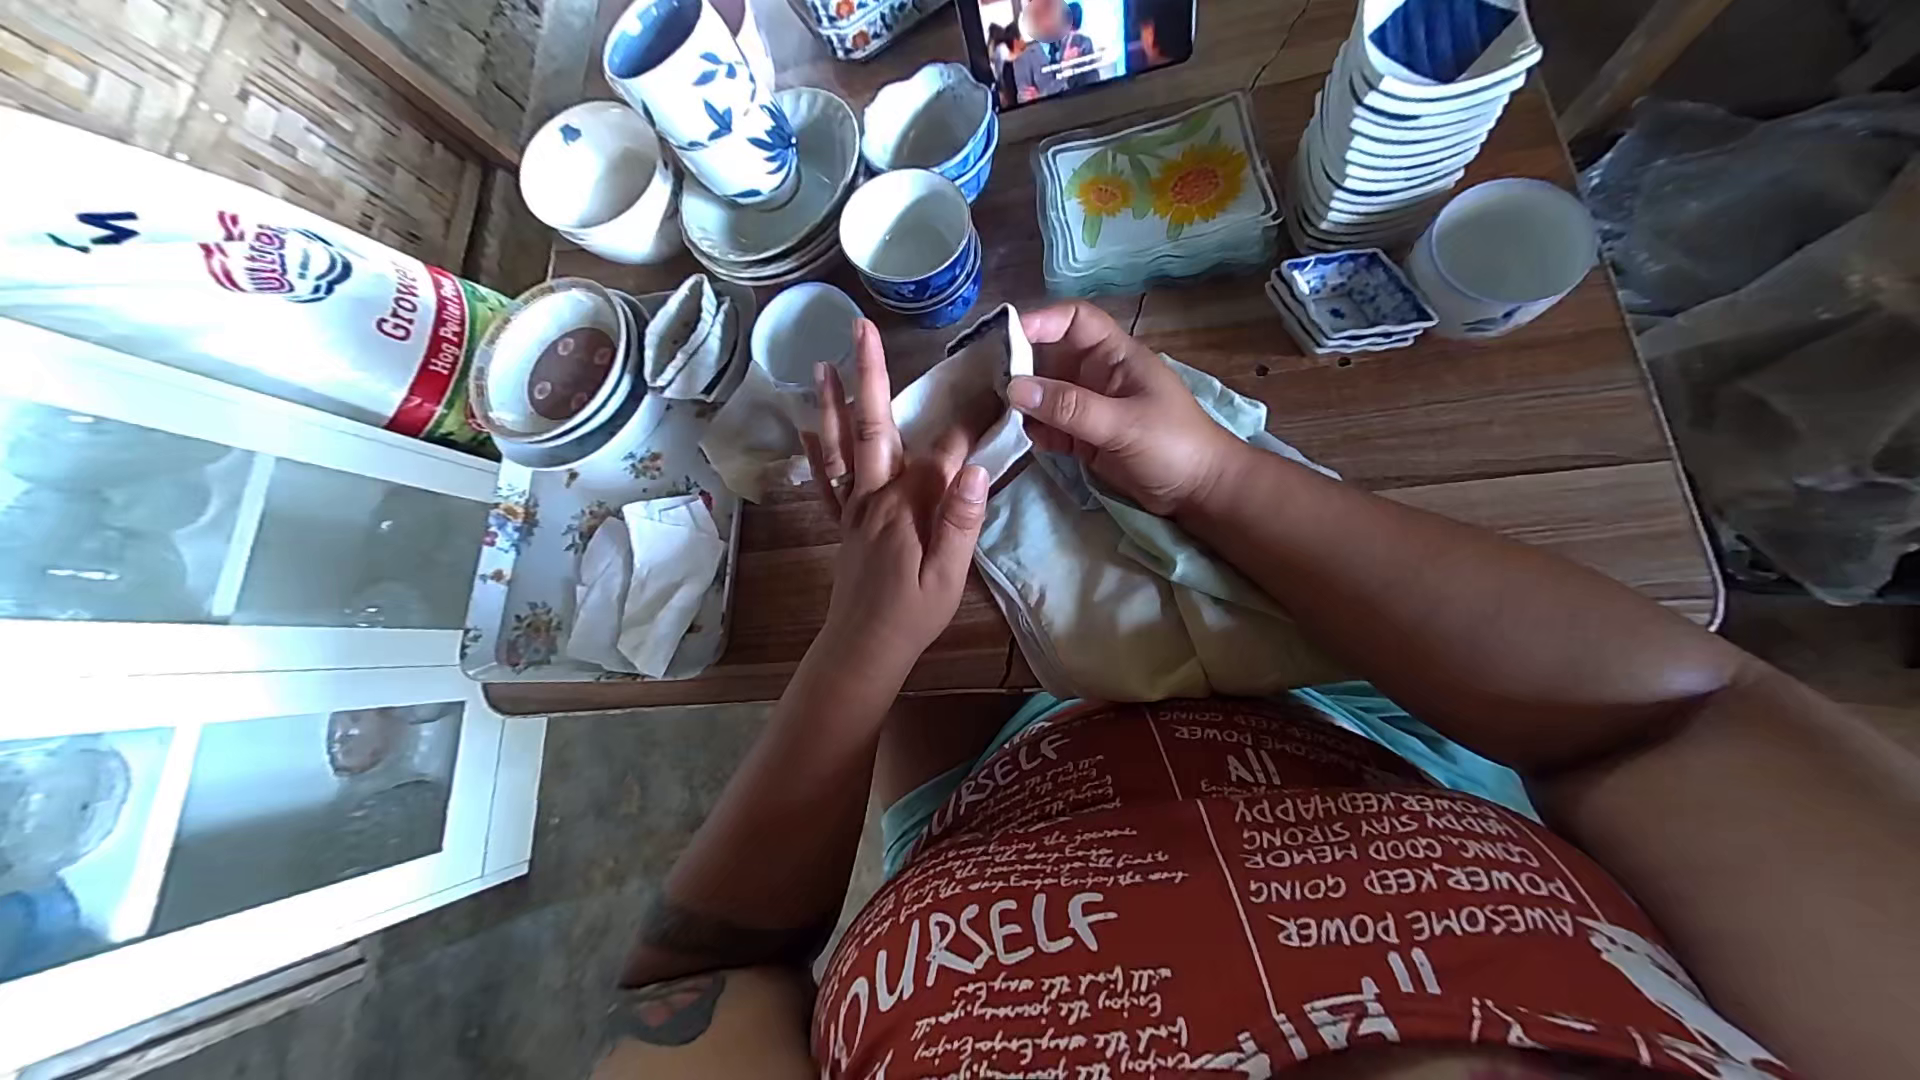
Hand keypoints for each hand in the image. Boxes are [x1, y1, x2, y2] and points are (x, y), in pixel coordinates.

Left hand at [802, 320, 989, 673]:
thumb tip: (975, 469)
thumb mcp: (948, 576)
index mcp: (908, 506)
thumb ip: (961, 522)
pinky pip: (825, 480)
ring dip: (832, 402)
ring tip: (821, 364)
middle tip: (860, 329)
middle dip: (871, 375)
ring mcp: (853, 507)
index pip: (943, 451)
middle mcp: (875, 495)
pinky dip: (817, 451)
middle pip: (874, 426)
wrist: (864, 647)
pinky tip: (807, 428)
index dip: (970, 420)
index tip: (993, 390)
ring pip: (840, 445)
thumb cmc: (913, 614)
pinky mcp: (843, 522)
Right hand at [1010, 301, 1244, 515]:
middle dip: (1020, 364)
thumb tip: (1015, 389)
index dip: (1041, 321)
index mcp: (1114, 356)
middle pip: (1050, 356)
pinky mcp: (1083, 438)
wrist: (1198, 492)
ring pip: (1044, 394)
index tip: (1005, 335)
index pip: (1074, 320)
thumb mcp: (1123, 423)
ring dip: (1023, 401)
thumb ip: (1071, 407)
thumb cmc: (1174, 445)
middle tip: (986, 377)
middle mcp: (1096, 376)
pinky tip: (1022, 437)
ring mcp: (1088, 408)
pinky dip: (1034, 430)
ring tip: (994, 409)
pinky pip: (1049, 426)